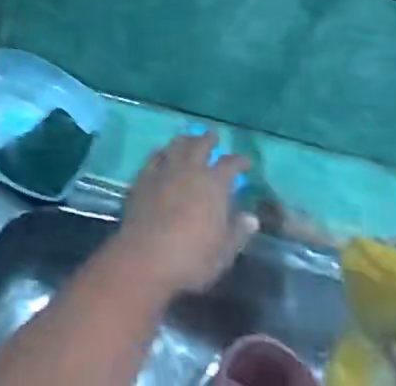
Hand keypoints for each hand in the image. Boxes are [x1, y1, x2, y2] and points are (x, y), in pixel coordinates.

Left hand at [110, 130, 257, 297]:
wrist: (145, 257)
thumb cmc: (192, 258)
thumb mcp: (224, 252)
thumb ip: (238, 231)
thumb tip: (251, 218)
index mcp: (213, 184)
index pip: (230, 164)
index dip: (239, 161)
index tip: (245, 162)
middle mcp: (189, 170)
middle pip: (200, 145)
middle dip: (208, 139)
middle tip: (213, 136)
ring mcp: (164, 171)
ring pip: (176, 146)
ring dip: (185, 141)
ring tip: (189, 140)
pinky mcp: (143, 178)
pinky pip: (155, 157)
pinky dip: (162, 153)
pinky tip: (163, 154)